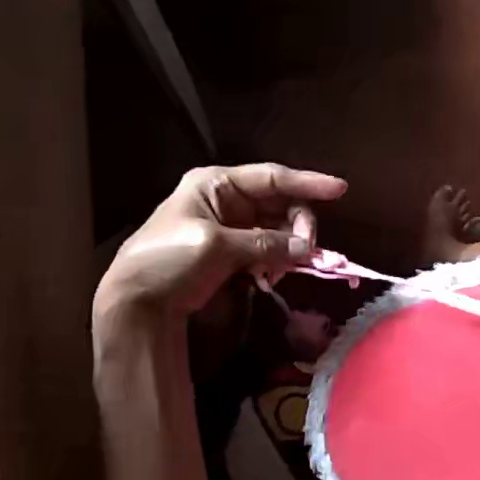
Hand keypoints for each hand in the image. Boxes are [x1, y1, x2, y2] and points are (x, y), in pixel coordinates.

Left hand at [94, 163, 346, 332]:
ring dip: (290, 248)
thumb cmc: (168, 261)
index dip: (307, 183)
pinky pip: (269, 251)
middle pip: (280, 204)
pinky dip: (278, 262)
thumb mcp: (216, 246)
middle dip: (298, 226)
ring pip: (278, 230)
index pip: (272, 177)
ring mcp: (231, 228)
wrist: (138, 302)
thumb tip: (306, 249)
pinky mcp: (233, 255)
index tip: (341, 189)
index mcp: (216, 185)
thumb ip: (264, 243)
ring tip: (284, 270)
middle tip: (307, 253)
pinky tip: (274, 276)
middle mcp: (227, 201)